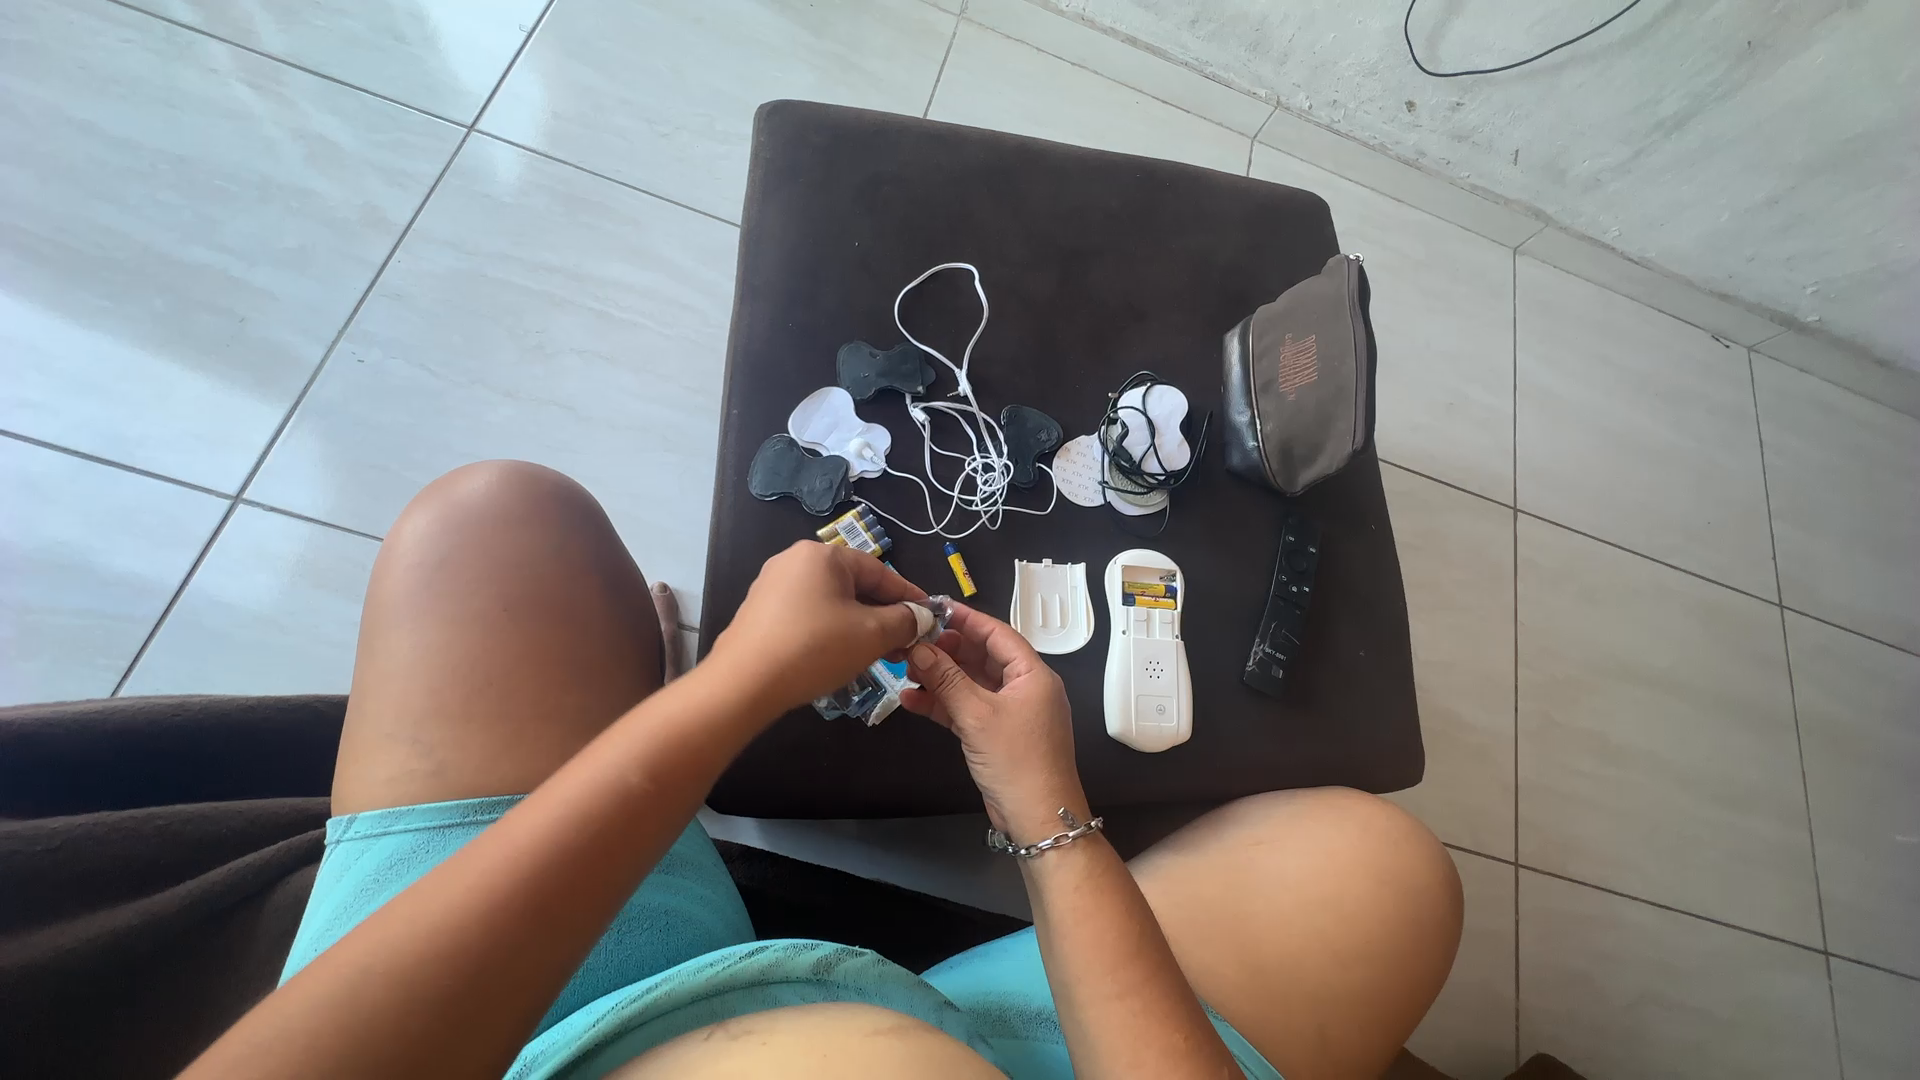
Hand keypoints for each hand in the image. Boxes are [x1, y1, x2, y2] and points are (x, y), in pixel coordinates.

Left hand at [707, 541, 926, 716]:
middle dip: (883, 615)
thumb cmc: (814, 649)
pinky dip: (831, 631)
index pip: (879, 571)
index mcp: (822, 555)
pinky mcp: (760, 612)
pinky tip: (839, 656)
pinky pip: (808, 615)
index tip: (930, 616)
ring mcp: (772, 585)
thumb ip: (904, 621)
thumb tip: (921, 616)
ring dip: (859, 626)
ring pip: (831, 602)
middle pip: (854, 585)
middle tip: (905, 642)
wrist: (743, 685)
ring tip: (877, 654)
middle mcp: (794, 560)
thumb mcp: (872, 635)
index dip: (909, 596)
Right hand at [899, 603, 1084, 839]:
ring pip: (971, 684)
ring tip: (907, 669)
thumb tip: (919, 649)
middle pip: (982, 657)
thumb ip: (946, 680)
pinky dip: (943, 704)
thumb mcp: (977, 715)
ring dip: (940, 677)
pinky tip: (912, 700)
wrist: (1038, 819)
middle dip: (947, 650)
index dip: (967, 620)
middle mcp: (1024, 688)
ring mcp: (1010, 713)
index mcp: (1032, 674)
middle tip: (915, 642)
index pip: (998, 634)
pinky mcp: (996, 735)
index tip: (936, 609)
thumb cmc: (1017, 760)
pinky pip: (967, 709)